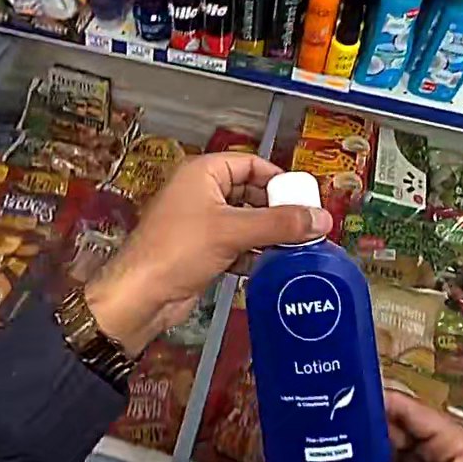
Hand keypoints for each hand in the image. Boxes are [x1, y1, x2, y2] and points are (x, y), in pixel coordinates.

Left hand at [84, 153, 327, 352]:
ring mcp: (201, 221)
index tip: (304, 198)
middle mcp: (202, 191)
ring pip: (246, 220)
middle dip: (277, 210)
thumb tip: (322, 218)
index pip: (251, 164)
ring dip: (268, 233)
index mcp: (204, 172)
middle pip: (251, 192)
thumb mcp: (233, 231)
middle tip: (306, 225)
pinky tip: (272, 265)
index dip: (278, 179)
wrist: (140, 297)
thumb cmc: (178, 250)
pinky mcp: (202, 248)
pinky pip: (237, 242)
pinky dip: (254, 251)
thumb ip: (280, 223)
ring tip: (297, 246)